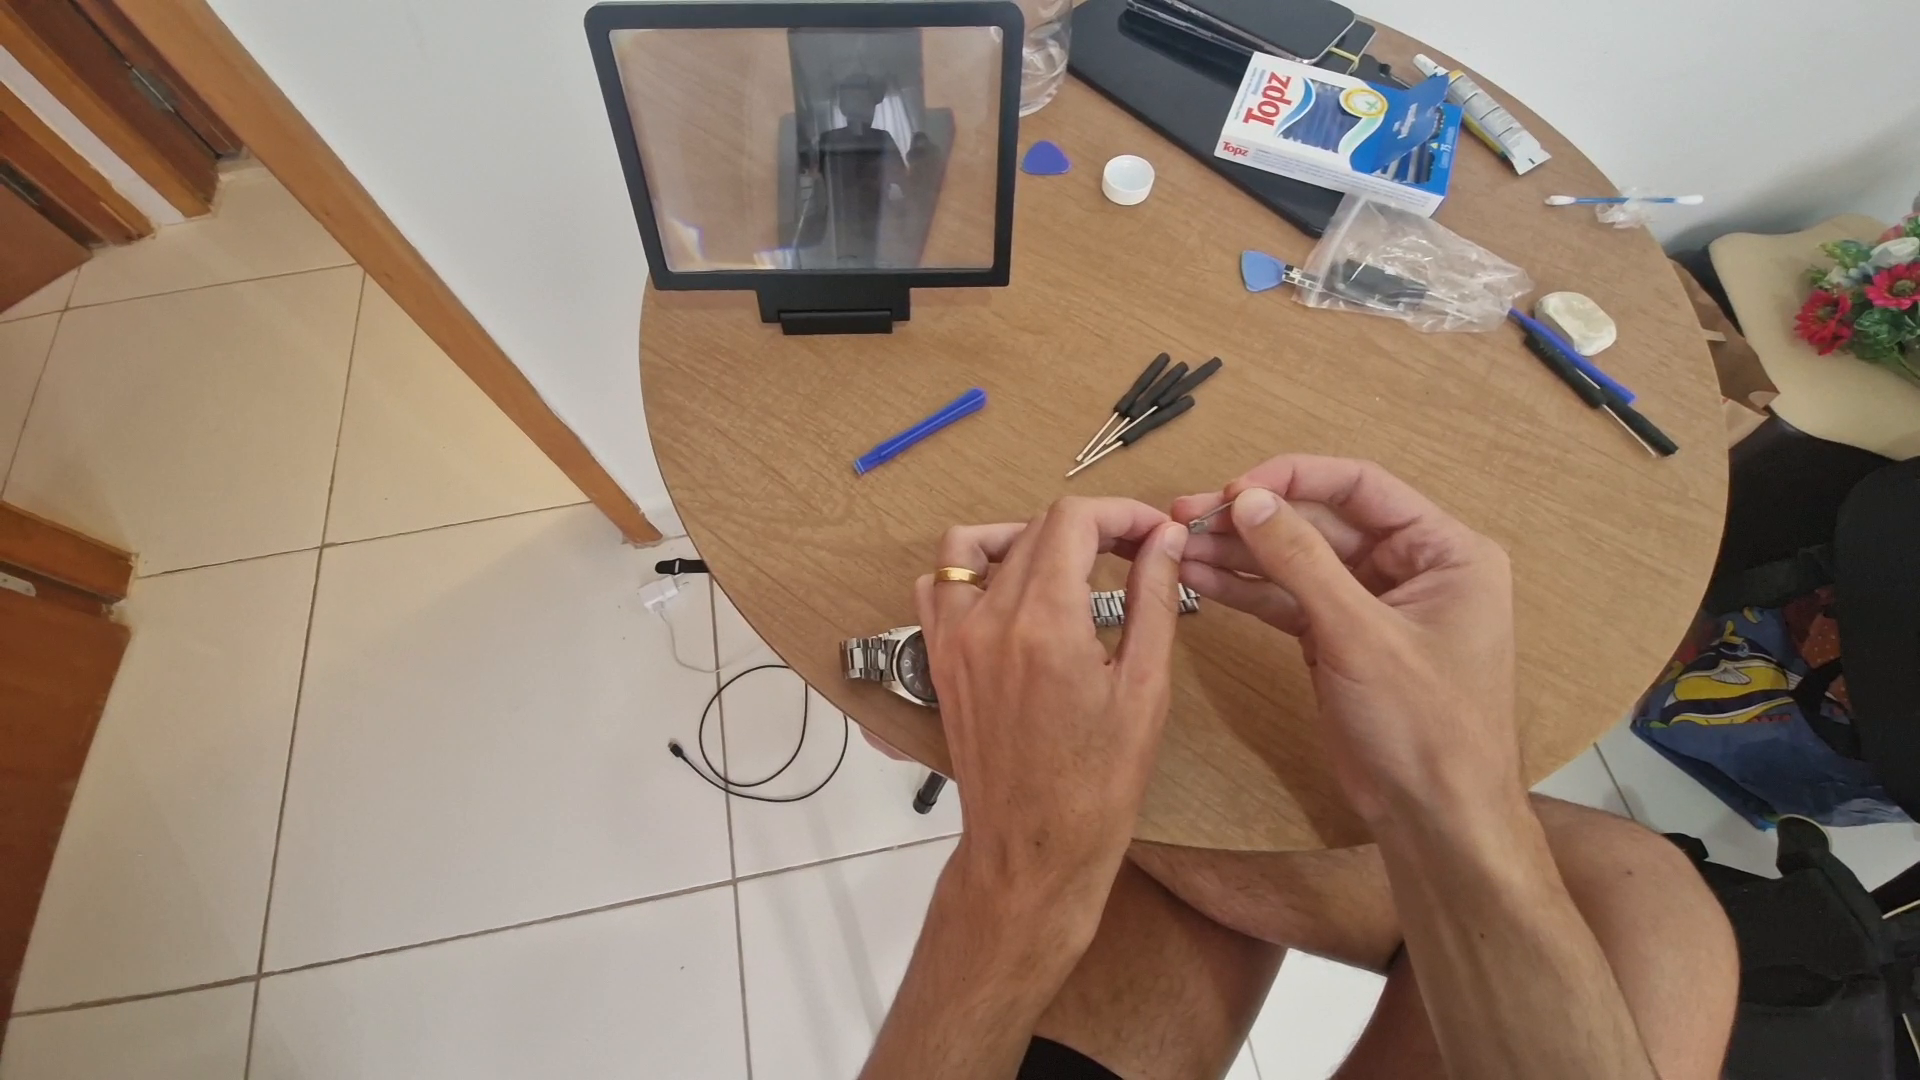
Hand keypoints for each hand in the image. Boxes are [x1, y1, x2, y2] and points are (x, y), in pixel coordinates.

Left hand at [916, 498, 1188, 937]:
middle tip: (1130, 553)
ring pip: (976, 545)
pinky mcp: (938, 657)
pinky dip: (970, 570)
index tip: (1151, 533)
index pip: (1073, 521)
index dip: (1119, 514)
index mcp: (1045, 622)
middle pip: (1034, 528)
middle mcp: (988, 619)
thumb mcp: (1144, 689)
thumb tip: (1163, 538)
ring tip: (1067, 564)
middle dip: (1089, 528)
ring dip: (1025, 538)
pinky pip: (938, 586)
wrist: (1032, 849)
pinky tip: (1007, 592)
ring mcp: (953, 637)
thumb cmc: (1099, 783)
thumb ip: (1152, 600)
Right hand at [1172, 456, 1517, 824]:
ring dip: (1236, 553)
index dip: (1292, 478)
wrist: (1431, 817)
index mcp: (1442, 550)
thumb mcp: (1360, 634)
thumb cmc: (1425, 726)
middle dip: (1250, 519)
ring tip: (1179, 546)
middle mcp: (1405, 566)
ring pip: (1290, 560)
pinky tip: (1199, 578)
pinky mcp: (1332, 633)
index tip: (1233, 490)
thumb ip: (1301, 562)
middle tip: (1188, 515)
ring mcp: (1364, 601)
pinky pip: (1282, 598)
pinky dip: (1242, 589)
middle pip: (1315, 522)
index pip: (1358, 486)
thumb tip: (1248, 500)